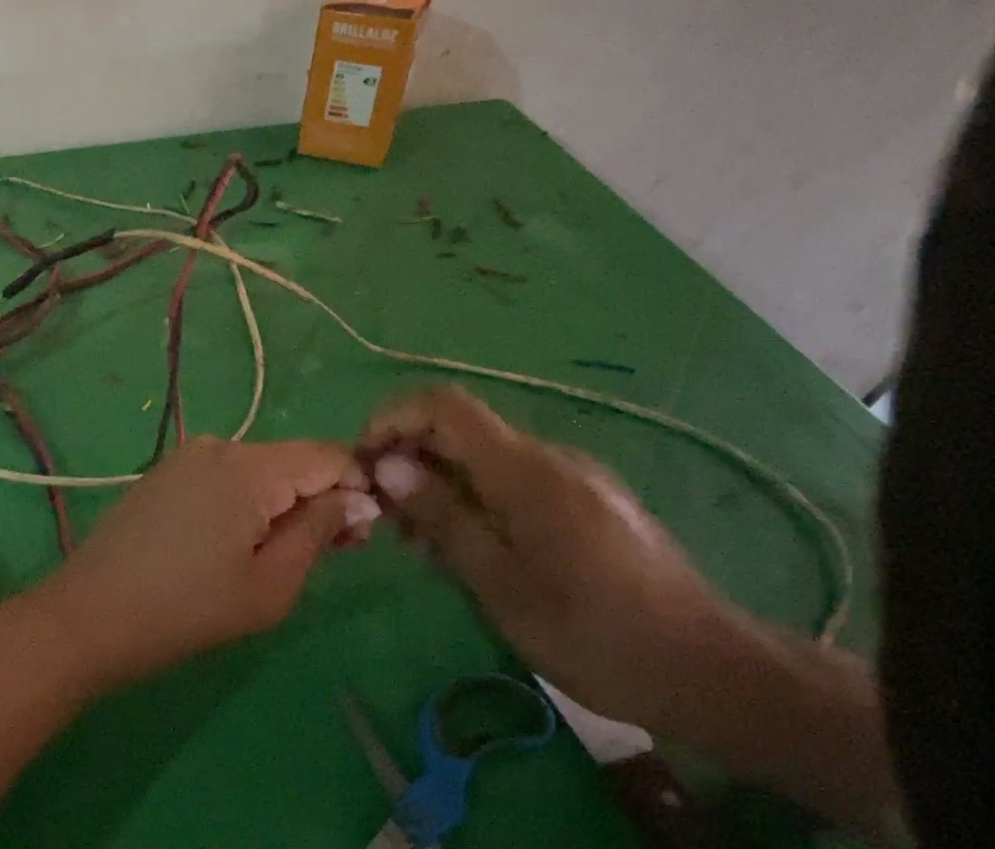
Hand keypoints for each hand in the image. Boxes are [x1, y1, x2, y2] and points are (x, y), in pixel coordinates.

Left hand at [18, 436, 377, 693]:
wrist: (89, 614)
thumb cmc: (189, 609)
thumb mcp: (272, 584)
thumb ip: (320, 531)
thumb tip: (358, 499)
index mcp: (250, 466)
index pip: (329, 456)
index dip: (358, 489)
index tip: (362, 538)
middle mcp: (218, 446)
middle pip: (293, 461)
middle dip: (321, 499)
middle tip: (330, 556)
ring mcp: (185, 457)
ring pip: (259, 470)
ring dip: (284, 504)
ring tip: (278, 558)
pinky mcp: (164, 474)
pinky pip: (225, 478)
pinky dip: (247, 503)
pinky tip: (237, 545)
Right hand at [357, 386, 750, 731]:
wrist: (713, 673)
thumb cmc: (594, 635)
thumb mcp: (500, 584)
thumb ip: (443, 517)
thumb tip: (388, 465)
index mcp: (526, 470)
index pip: (444, 404)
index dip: (393, 418)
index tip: (365, 465)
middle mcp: (551, 457)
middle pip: (461, 430)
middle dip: (410, 460)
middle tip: (387, 520)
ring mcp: (576, 477)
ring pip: (486, 458)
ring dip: (441, 484)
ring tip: (424, 545)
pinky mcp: (590, 501)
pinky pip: (516, 480)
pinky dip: (477, 498)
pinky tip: (475, 550)